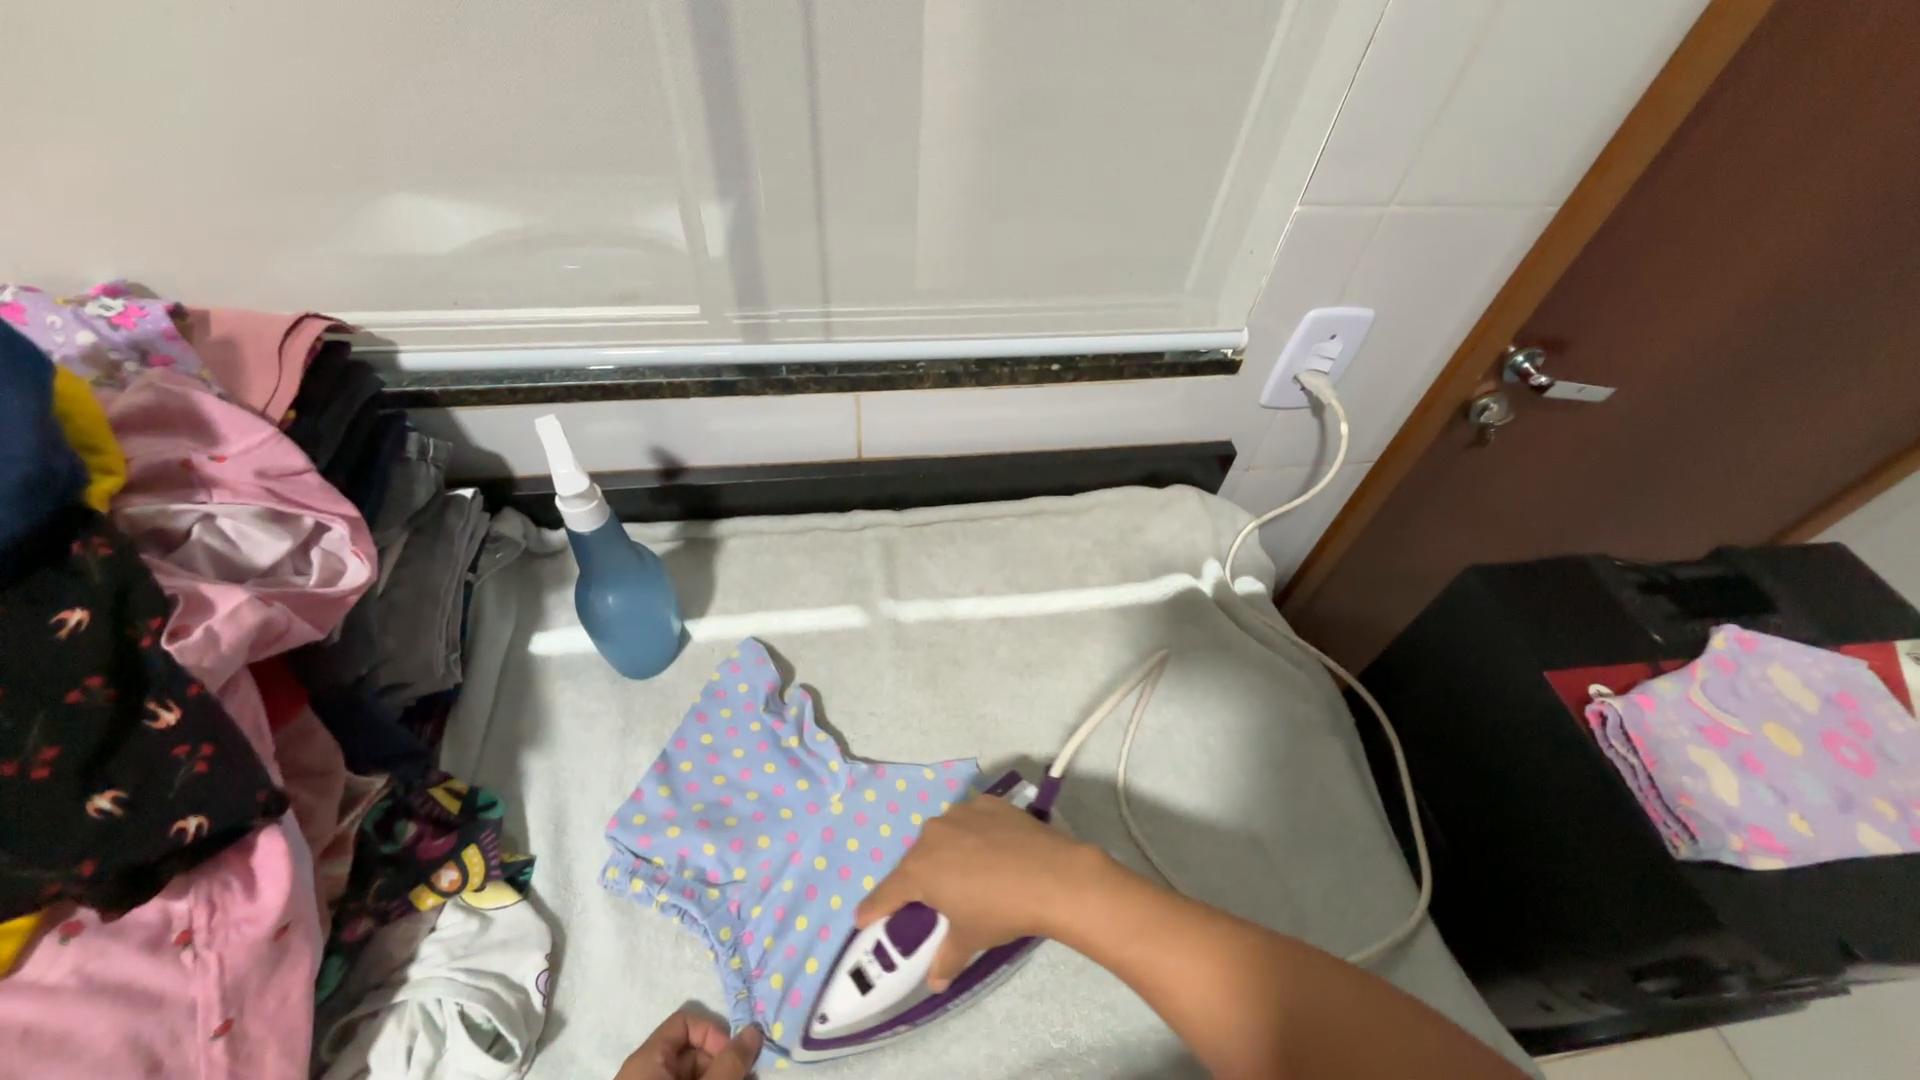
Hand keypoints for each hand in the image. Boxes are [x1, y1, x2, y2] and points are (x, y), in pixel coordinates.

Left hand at [612, 1008, 763, 1079]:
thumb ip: (729, 1062)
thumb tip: (755, 1029)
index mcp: (647, 1057)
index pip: (686, 1020)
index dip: (713, 1032)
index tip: (732, 1056)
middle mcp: (645, 1069)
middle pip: (692, 1048)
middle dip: (722, 1059)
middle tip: (747, 1075)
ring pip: (693, 1071)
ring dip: (720, 1073)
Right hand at [854, 794, 1108, 990]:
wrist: (1052, 876)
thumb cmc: (1001, 911)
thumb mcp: (969, 939)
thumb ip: (945, 959)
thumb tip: (935, 982)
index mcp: (919, 869)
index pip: (886, 893)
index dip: (873, 909)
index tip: (863, 919)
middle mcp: (932, 834)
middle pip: (914, 861)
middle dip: (917, 881)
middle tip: (930, 900)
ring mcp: (960, 813)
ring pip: (942, 836)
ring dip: (945, 853)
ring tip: (966, 873)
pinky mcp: (988, 802)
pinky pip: (970, 820)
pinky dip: (973, 834)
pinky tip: (990, 849)